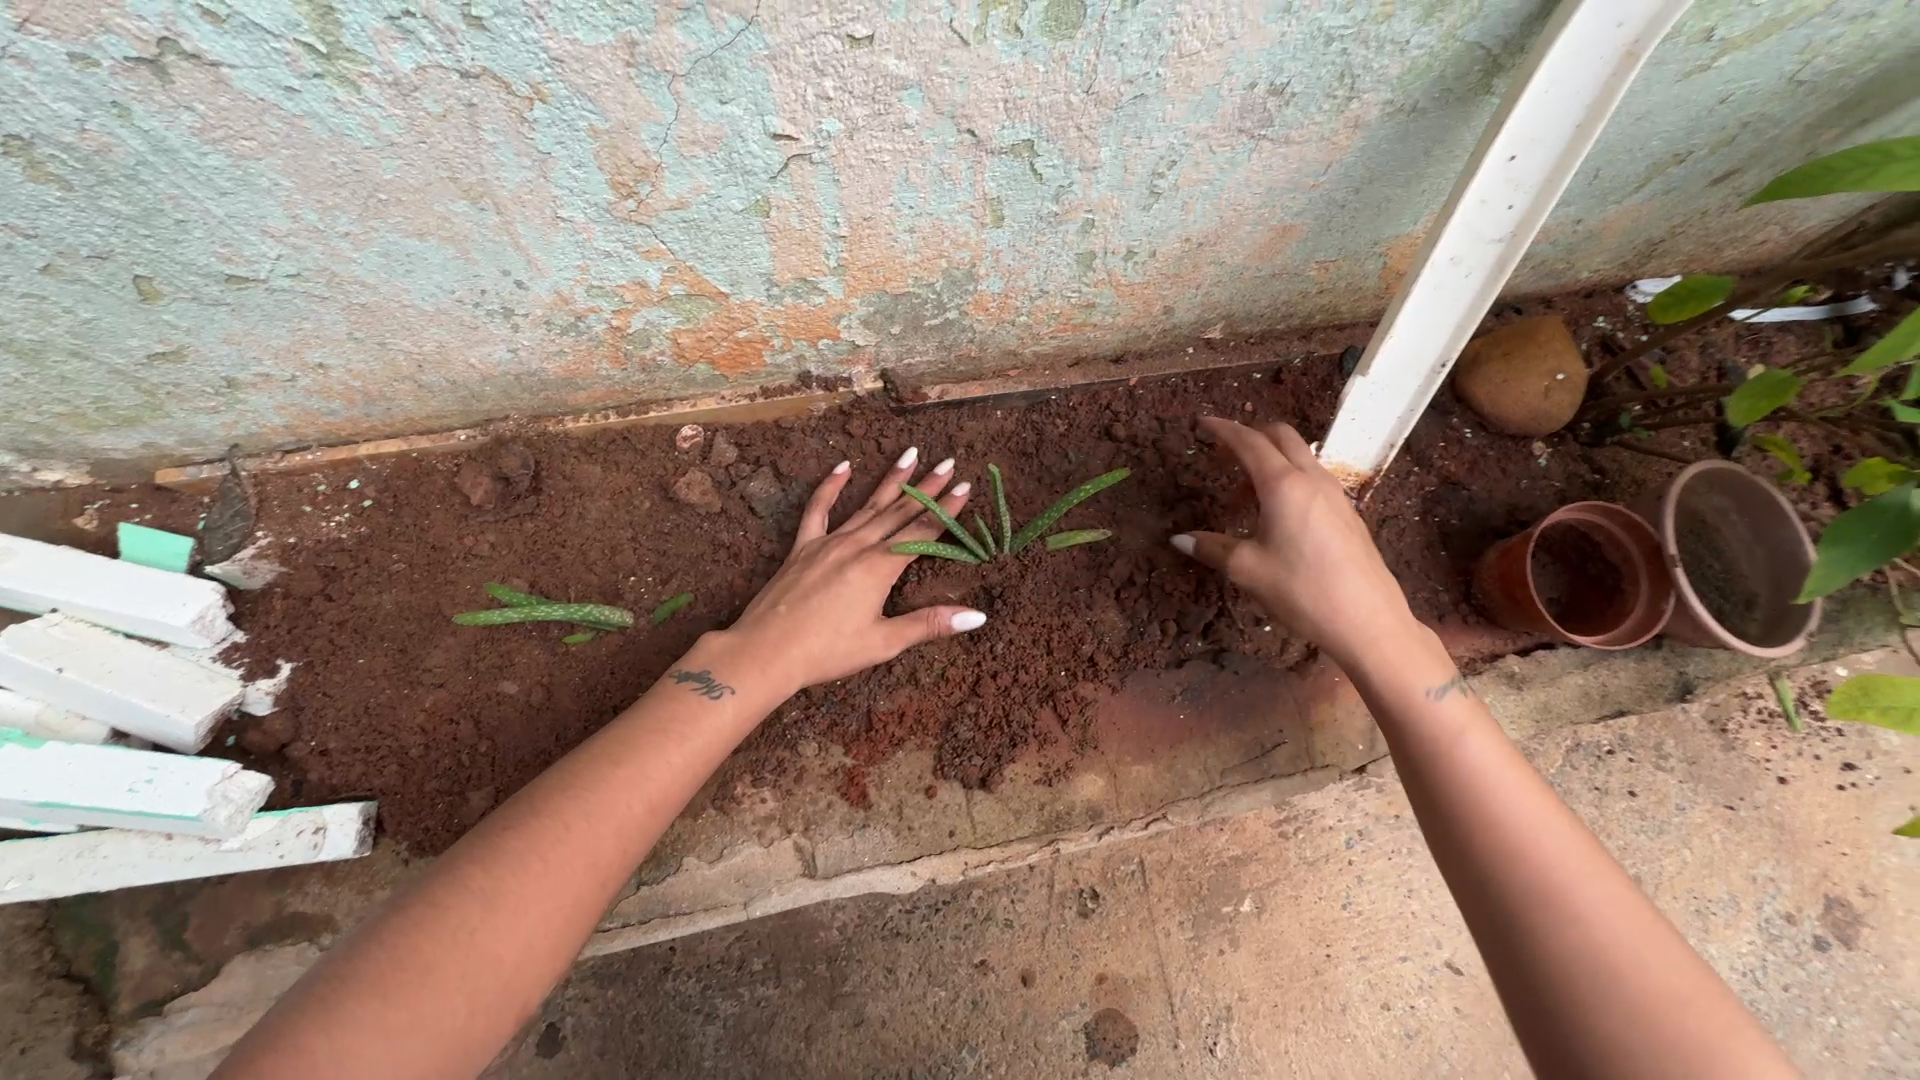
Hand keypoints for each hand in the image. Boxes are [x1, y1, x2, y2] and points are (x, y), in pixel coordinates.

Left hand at [714, 447, 987, 694]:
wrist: (765, 652)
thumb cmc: (827, 652)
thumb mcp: (884, 642)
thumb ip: (929, 624)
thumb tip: (977, 617)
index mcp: (879, 568)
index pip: (922, 531)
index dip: (946, 509)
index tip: (965, 485)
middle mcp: (856, 547)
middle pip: (899, 511)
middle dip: (927, 487)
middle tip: (949, 462)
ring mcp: (828, 543)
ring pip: (867, 505)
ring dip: (891, 480)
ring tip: (911, 454)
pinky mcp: (802, 548)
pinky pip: (818, 510)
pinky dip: (830, 486)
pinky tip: (843, 466)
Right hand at [1171, 418, 1417, 664]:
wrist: (1368, 620)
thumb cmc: (1302, 590)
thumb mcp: (1247, 570)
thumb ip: (1210, 547)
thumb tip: (1179, 538)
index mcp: (1283, 485)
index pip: (1249, 442)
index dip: (1223, 430)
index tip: (1202, 423)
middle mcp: (1312, 479)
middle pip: (1281, 437)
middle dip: (1250, 436)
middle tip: (1222, 456)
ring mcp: (1334, 494)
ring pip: (1299, 456)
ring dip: (1269, 461)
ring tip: (1242, 496)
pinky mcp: (1346, 513)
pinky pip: (1311, 478)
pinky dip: (1287, 479)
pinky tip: (1274, 515)